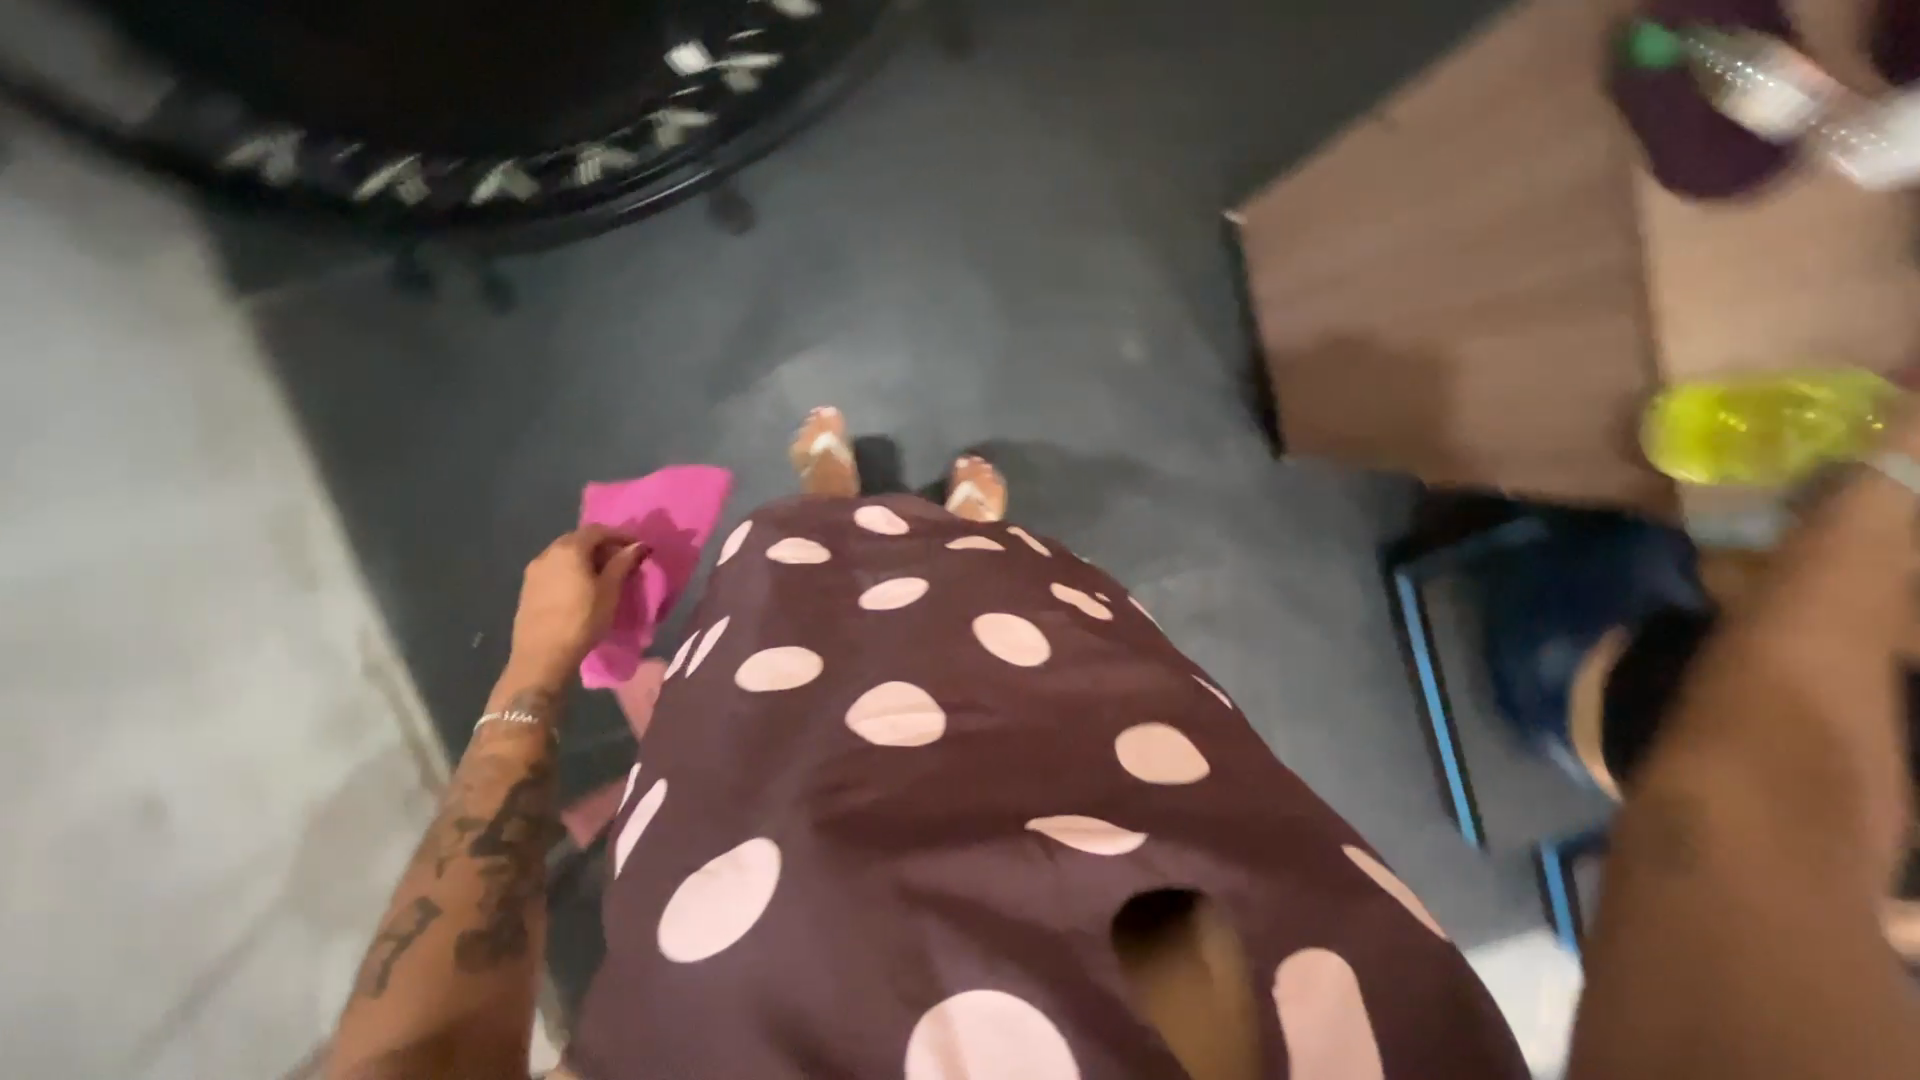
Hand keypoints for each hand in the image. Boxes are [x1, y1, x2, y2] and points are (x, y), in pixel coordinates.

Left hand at [506, 525, 646, 686]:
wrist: (542, 655)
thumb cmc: (582, 619)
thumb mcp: (610, 590)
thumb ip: (623, 563)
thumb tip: (638, 545)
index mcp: (569, 549)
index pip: (598, 530)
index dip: (620, 535)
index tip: (637, 546)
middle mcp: (548, 553)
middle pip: (578, 539)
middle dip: (602, 545)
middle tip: (621, 560)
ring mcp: (534, 570)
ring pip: (564, 554)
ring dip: (585, 558)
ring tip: (602, 575)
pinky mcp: (528, 588)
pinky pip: (554, 569)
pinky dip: (571, 570)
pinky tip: (580, 587)